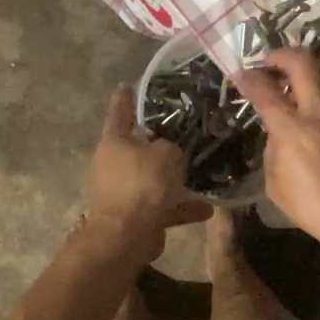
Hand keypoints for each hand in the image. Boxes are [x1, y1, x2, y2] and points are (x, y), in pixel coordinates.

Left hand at [83, 88, 210, 259]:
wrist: (126, 235)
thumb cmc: (143, 185)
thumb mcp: (167, 154)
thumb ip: (172, 146)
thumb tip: (171, 151)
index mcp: (114, 141)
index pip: (120, 110)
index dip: (127, 96)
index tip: (131, 84)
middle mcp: (113, 163)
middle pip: (137, 146)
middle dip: (158, 141)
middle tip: (181, 130)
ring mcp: (121, 191)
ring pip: (151, 178)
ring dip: (172, 179)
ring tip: (198, 173)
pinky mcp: (133, 216)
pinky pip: (161, 206)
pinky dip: (180, 207)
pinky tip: (206, 209)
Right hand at [231, 49, 319, 255]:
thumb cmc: (314, 209)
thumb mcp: (276, 185)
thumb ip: (273, 151)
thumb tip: (277, 134)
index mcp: (292, 129)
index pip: (264, 90)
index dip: (247, 78)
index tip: (240, 75)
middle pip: (302, 62)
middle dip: (281, 54)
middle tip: (271, 62)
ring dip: (316, 66)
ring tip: (305, 76)